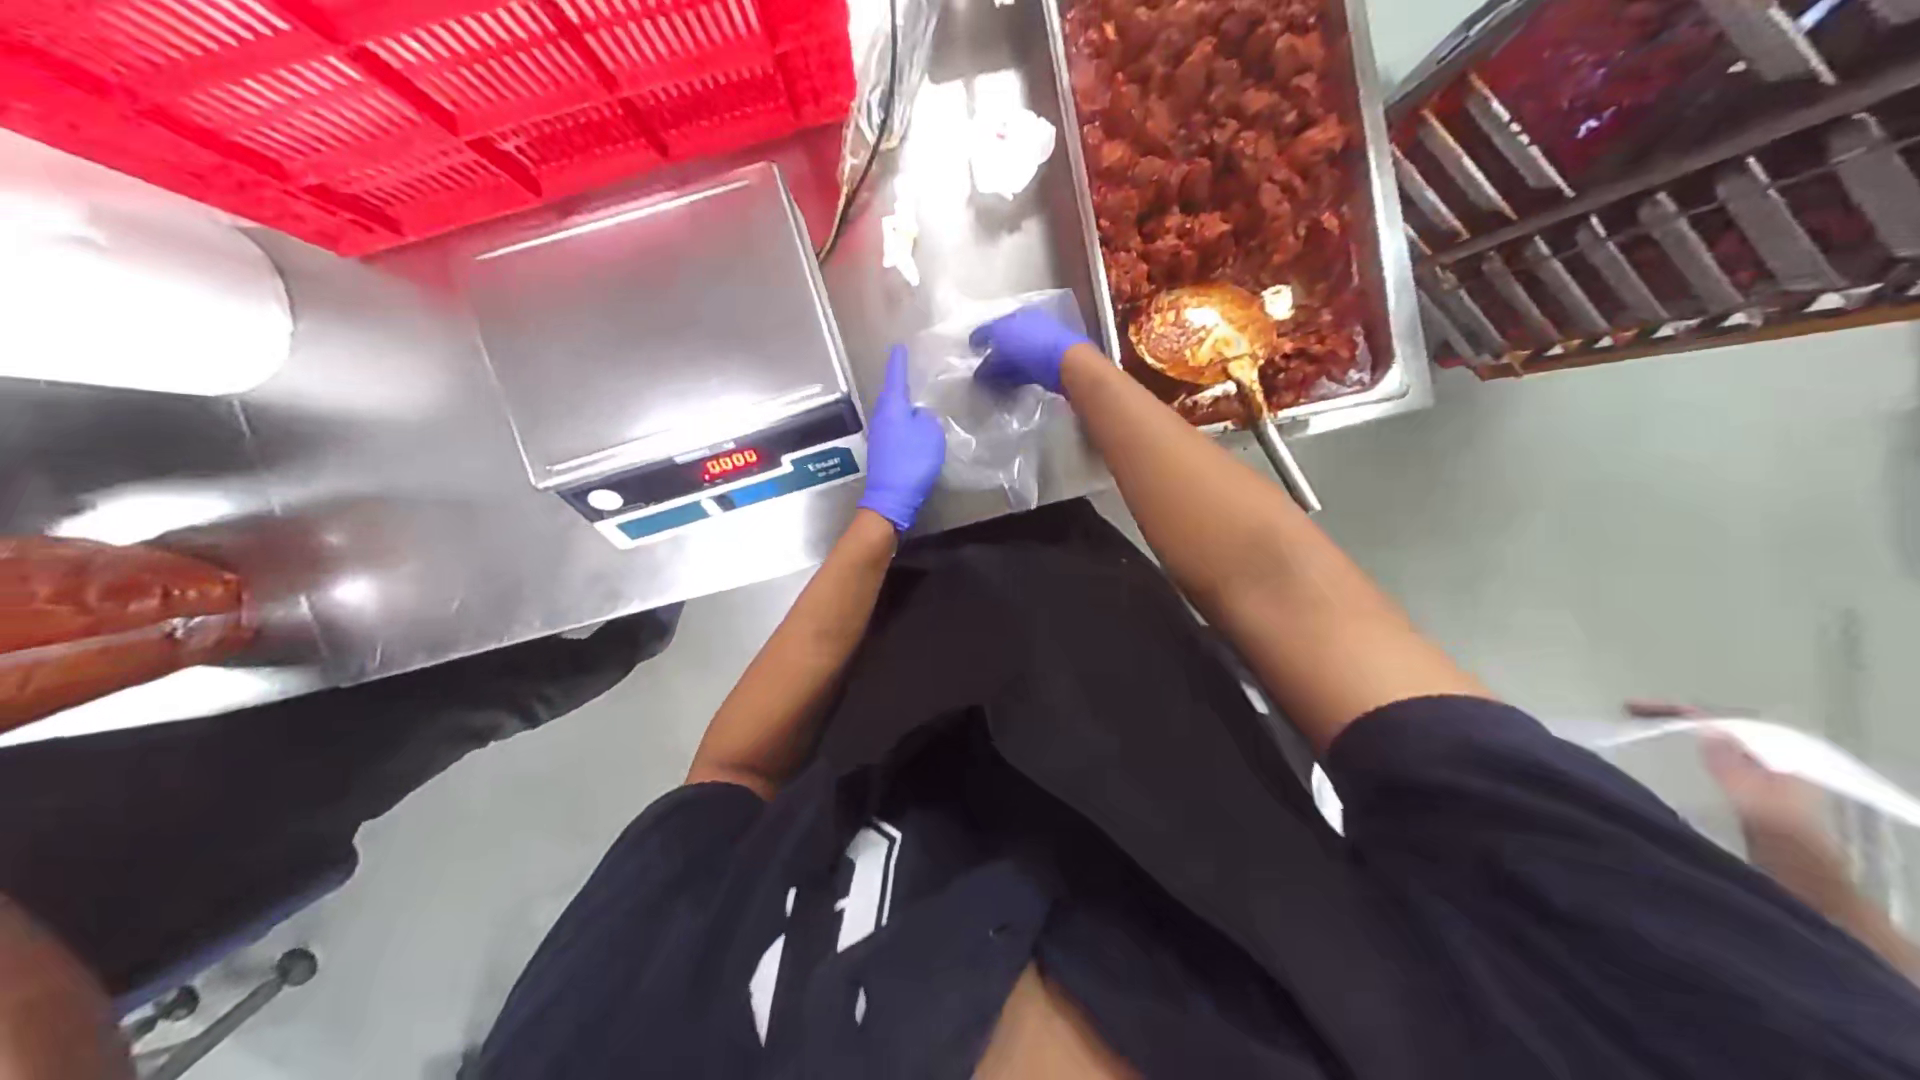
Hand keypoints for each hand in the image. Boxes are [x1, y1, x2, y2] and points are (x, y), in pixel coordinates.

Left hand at [859, 346, 945, 530]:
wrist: (891, 499)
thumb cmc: (912, 462)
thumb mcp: (930, 434)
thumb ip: (926, 419)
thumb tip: (919, 415)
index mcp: (892, 408)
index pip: (895, 377)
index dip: (899, 362)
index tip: (899, 347)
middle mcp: (881, 418)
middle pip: (891, 396)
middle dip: (900, 385)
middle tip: (910, 373)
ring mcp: (879, 436)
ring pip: (892, 413)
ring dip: (903, 407)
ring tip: (916, 402)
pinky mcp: (882, 452)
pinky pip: (894, 429)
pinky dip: (903, 425)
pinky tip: (913, 429)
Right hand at [971, 306, 1091, 394]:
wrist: (1069, 361)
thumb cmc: (1031, 351)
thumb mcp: (1003, 357)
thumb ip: (988, 365)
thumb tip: (980, 373)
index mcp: (1013, 316)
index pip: (989, 327)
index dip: (978, 340)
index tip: (972, 350)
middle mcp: (1027, 321)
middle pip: (1004, 337)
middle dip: (994, 350)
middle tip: (985, 364)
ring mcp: (1042, 336)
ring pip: (1018, 349)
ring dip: (1008, 361)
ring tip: (998, 376)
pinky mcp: (1053, 352)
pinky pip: (1029, 361)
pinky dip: (1020, 369)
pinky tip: (1015, 379)